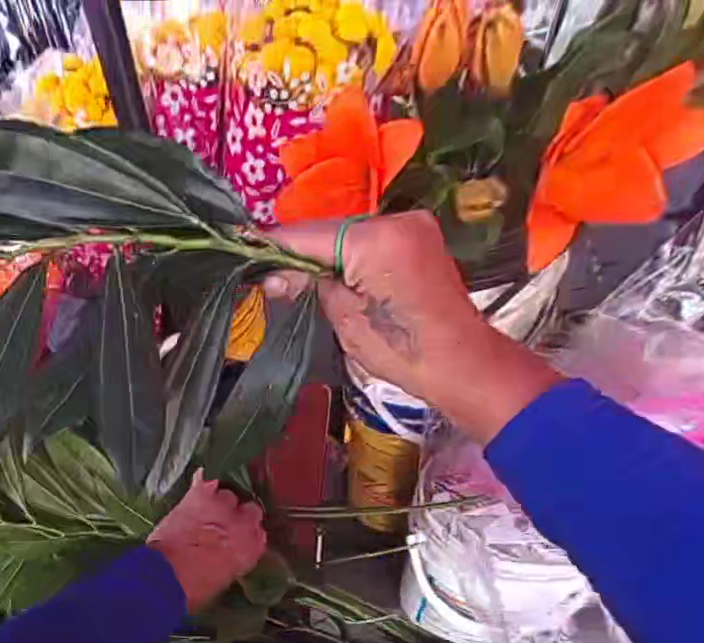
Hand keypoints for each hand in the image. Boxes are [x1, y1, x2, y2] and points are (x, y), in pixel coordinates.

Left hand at [146, 471, 266, 611]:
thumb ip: (234, 560)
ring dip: (218, 501)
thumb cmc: (194, 589)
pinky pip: (206, 481)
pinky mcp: (200, 496)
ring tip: (205, 508)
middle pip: (250, 510)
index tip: (236, 537)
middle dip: (238, 515)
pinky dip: (201, 483)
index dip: (246, 534)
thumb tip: (228, 554)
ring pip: (228, 494)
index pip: (259, 534)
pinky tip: (198, 482)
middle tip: (222, 522)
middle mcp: (245, 525)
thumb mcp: (224, 579)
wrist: (167, 577)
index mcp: (252, 549)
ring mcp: (223, 507)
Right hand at [267, 212, 559, 440]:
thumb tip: (274, 277)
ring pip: (352, 234)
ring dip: (325, 254)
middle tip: (268, 270)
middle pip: (331, 230)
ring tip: (296, 277)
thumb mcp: (346, 321)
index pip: (309, 235)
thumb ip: (310, 288)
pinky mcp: (422, 238)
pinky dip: (351, 256)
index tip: (242, 243)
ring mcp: (413, 225)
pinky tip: (334, 275)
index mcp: (375, 240)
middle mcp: (396, 219)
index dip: (274, 243)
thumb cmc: (403, 352)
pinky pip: (374, 240)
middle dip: (300, 251)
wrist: (461, 363)